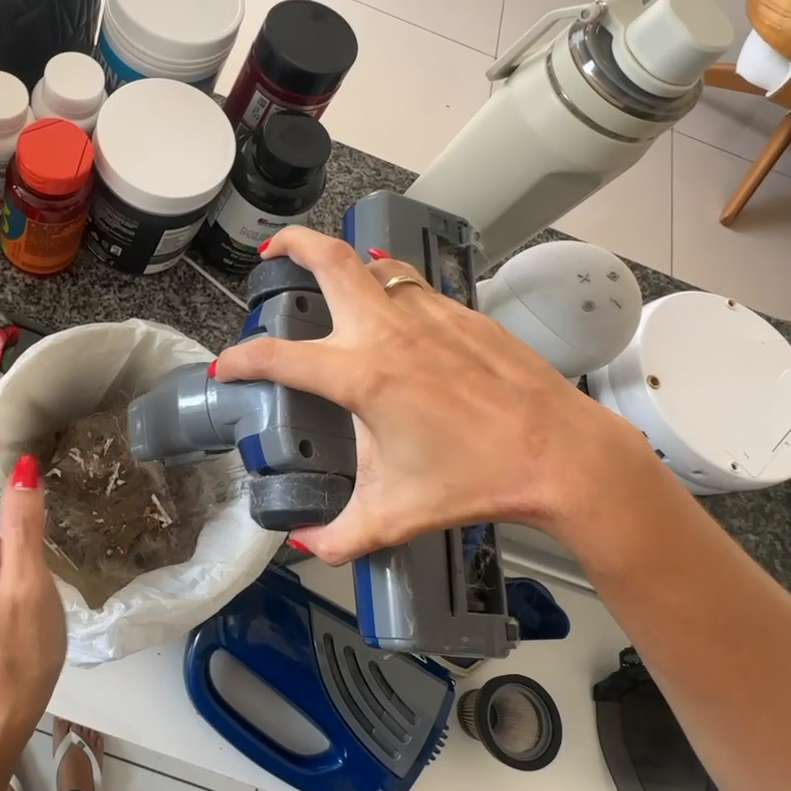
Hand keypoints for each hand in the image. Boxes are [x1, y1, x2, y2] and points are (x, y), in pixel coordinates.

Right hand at [213, 227, 657, 563]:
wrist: (562, 455)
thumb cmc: (480, 480)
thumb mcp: (395, 515)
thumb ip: (340, 535)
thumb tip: (306, 546)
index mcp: (362, 377)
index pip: (278, 357)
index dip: (241, 360)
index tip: (227, 367)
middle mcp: (390, 333)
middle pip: (330, 261)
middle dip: (292, 244)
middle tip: (271, 250)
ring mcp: (430, 316)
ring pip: (374, 265)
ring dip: (343, 262)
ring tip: (327, 274)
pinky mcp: (464, 315)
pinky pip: (413, 286)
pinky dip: (389, 286)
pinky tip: (390, 311)